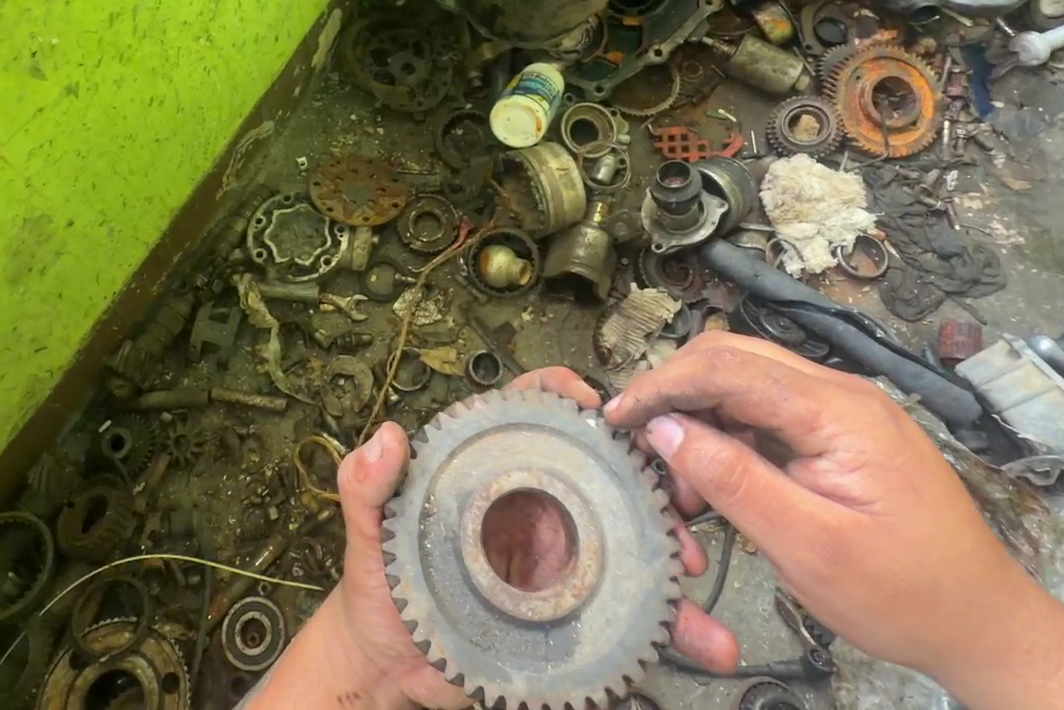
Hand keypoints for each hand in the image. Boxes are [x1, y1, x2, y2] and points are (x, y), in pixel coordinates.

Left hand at [331, 366, 739, 707]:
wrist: (389, 666)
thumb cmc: (377, 585)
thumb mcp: (364, 532)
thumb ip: (365, 485)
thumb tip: (386, 438)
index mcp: (488, 468)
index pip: (534, 409)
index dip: (571, 396)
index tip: (605, 411)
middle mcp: (530, 498)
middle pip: (599, 469)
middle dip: (644, 480)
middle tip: (672, 511)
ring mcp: (555, 552)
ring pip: (625, 538)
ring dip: (667, 555)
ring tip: (694, 582)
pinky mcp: (569, 607)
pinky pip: (625, 605)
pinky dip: (666, 622)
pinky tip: (698, 639)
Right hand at [604, 333, 1042, 676]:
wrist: (987, 626)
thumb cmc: (904, 596)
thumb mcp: (810, 548)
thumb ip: (732, 480)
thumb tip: (662, 428)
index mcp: (837, 411)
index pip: (726, 368)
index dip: (662, 385)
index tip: (616, 417)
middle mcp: (837, 391)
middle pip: (730, 357)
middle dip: (673, 391)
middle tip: (639, 440)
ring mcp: (839, 407)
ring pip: (740, 379)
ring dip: (696, 413)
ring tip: (677, 473)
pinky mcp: (835, 429)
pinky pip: (761, 409)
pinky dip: (723, 432)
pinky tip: (712, 474)